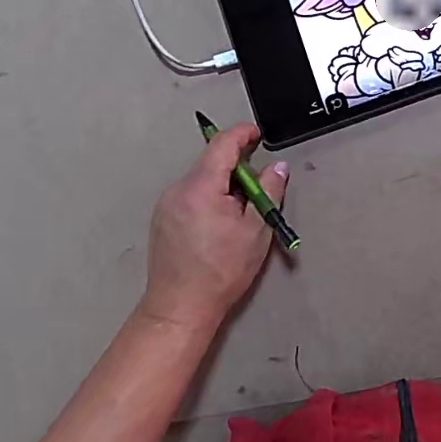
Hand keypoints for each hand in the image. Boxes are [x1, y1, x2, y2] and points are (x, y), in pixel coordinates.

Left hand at [140, 123, 287, 331]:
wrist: (180, 308)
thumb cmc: (220, 272)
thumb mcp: (256, 230)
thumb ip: (268, 192)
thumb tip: (277, 167)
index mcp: (201, 186)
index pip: (222, 143)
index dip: (243, 134)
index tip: (257, 134)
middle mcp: (179, 188)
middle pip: (211, 161)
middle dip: (237, 168)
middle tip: (256, 191)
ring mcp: (167, 203)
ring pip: (201, 179)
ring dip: (222, 185)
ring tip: (237, 217)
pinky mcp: (162, 218)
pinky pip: (189, 194)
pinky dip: (207, 198)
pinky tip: (218, 226)